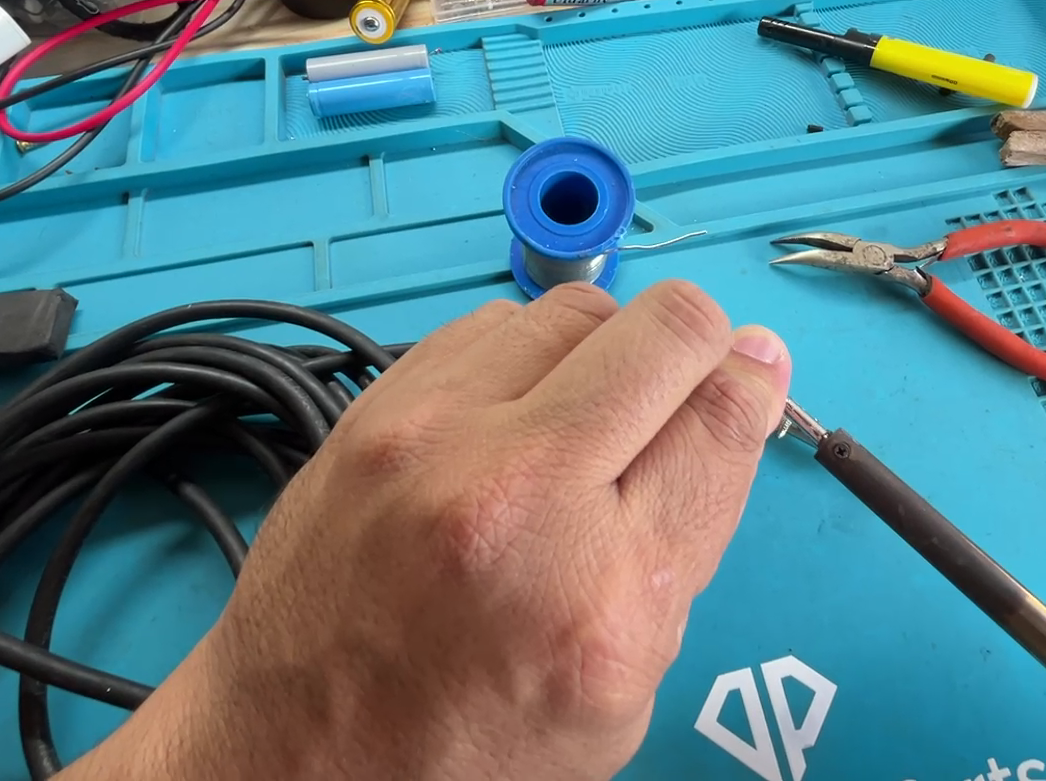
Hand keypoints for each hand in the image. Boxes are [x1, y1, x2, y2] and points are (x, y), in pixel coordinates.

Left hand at [62, 281, 792, 780]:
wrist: (291, 746)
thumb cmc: (470, 742)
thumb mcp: (625, 683)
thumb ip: (690, 530)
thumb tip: (734, 397)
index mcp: (605, 592)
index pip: (722, 417)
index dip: (753, 378)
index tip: (754, 368)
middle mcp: (520, 490)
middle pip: (666, 329)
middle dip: (697, 339)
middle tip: (680, 376)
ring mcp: (436, 431)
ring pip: (582, 308)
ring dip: (608, 345)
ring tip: (586, 404)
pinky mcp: (380, 402)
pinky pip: (497, 319)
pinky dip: (529, 350)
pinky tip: (515, 407)